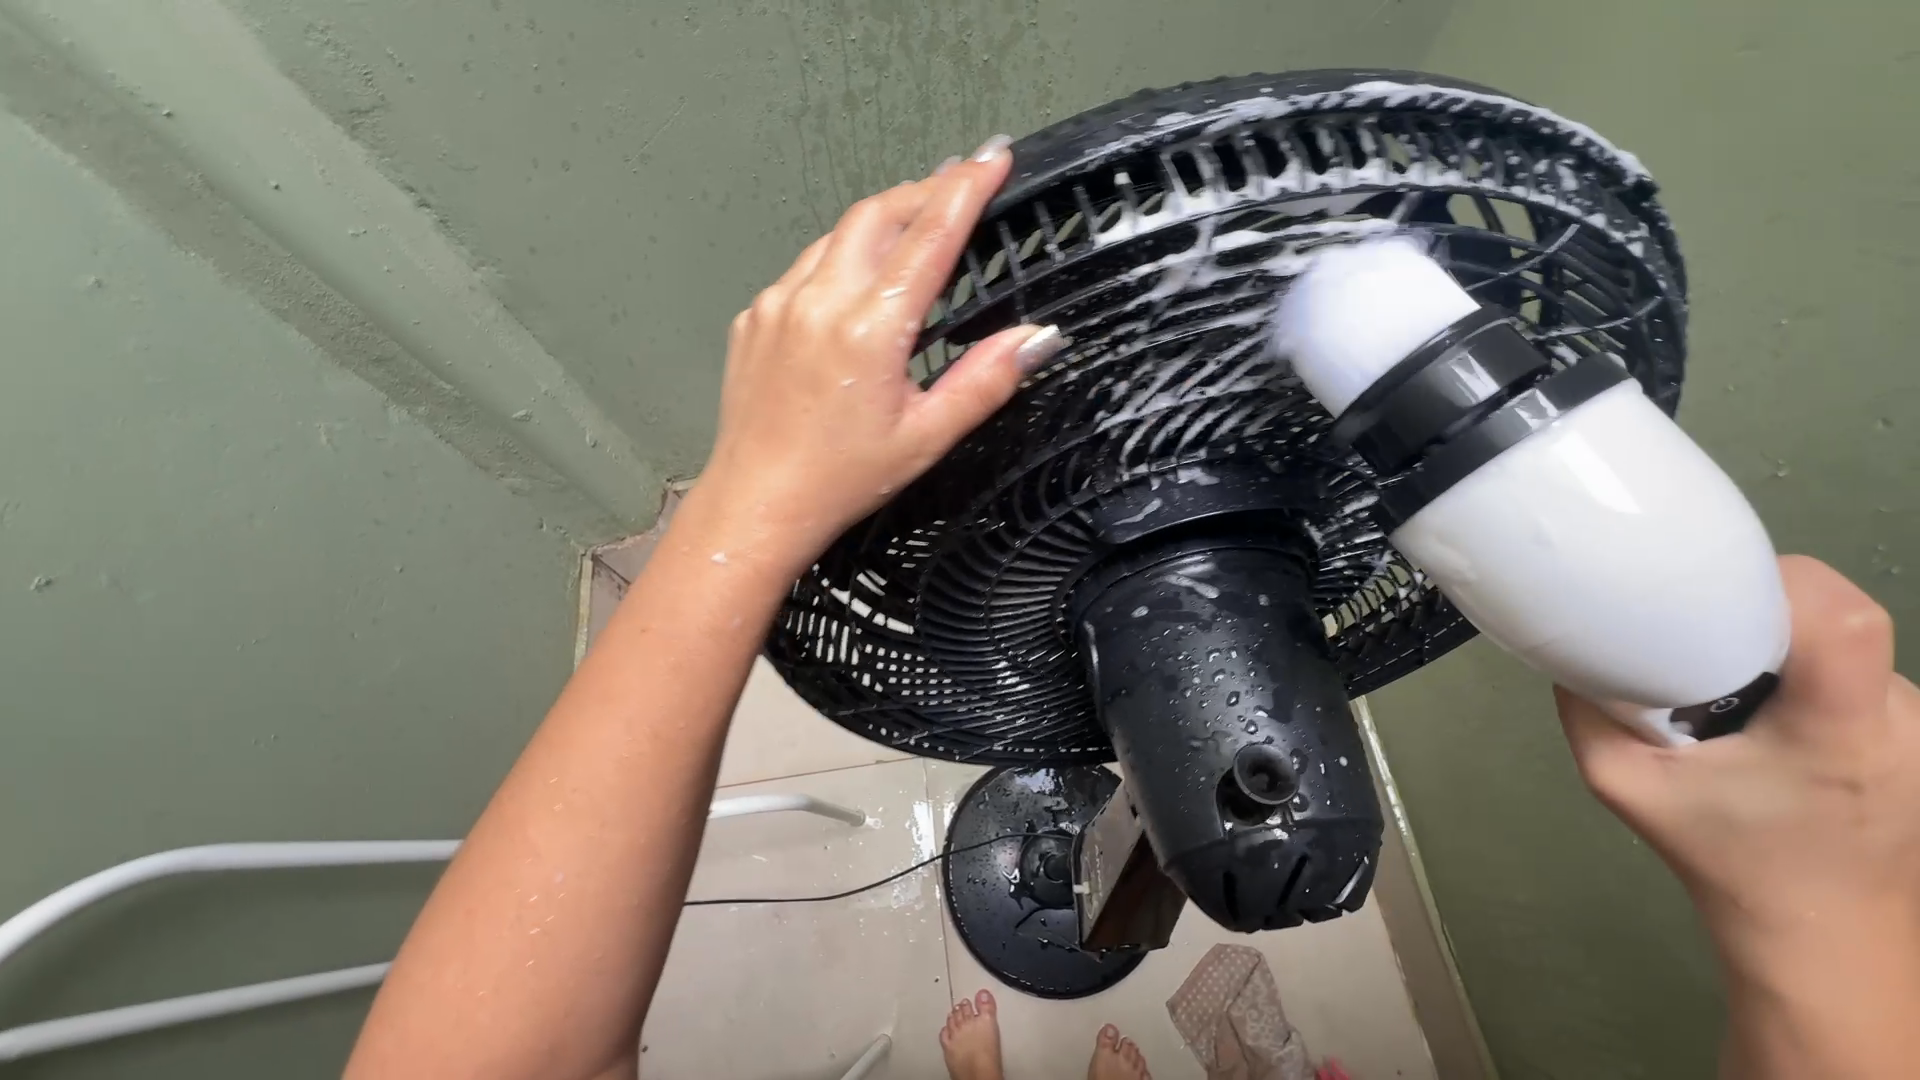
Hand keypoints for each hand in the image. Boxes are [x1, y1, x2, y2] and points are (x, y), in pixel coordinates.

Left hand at [692, 137, 1064, 573]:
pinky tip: (856, 286)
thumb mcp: (927, 436)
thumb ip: (985, 380)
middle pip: (878, 213)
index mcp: (869, 328)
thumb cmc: (840, 478)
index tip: (992, 158)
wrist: (758, 503)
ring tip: (914, 231)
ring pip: (837, 235)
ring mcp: (778, 304)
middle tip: (960, 188)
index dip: (967, 188)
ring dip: (881, 223)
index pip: (930, 235)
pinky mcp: (754, 317)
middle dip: (924, 191)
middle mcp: (818, 301)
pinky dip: (839, 260)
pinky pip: (804, 268)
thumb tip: (1037, 338)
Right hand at [1557, 556, 1919, 967]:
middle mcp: (1896, 715)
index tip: (1708, 581)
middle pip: (1839, 614)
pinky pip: (1852, 668)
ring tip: (1721, 681)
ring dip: (1778, 642)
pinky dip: (1801, 670)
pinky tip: (1764, 712)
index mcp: (1833, 728)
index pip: (1841, 617)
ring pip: (1841, 640)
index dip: (1778, 580)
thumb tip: (1572, 654)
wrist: (1821, 928)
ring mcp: (1919, 724)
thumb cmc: (1719, 854)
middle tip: (1689, 631)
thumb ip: (1587, 713)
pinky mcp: (1919, 733)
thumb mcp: (1620, 783)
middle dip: (1758, 605)